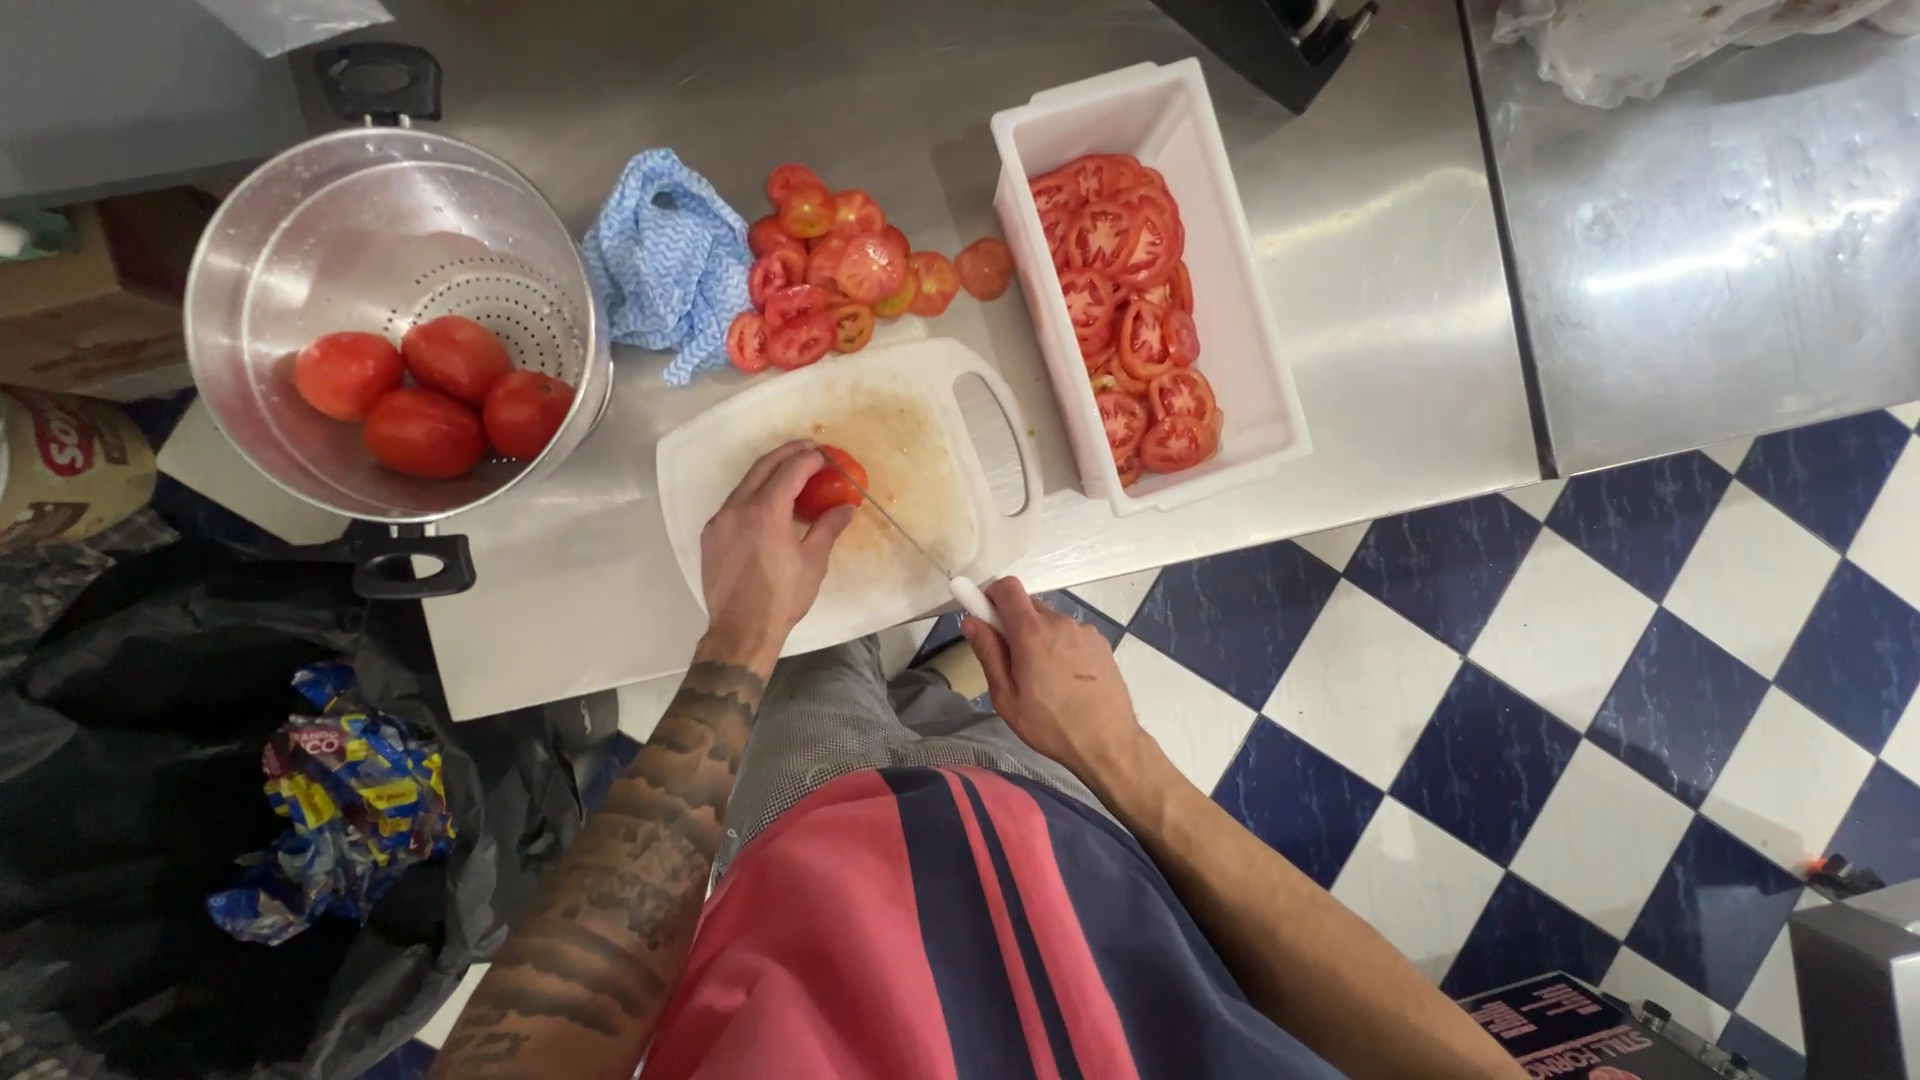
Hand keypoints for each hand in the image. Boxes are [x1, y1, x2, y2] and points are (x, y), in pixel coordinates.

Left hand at [699, 440, 853, 664]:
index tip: (825, 456)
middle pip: (763, 467)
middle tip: (808, 449)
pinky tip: (768, 504)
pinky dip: (753, 494)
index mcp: (765, 511)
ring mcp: (720, 521)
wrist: (740, 630)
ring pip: (745, 484)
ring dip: (769, 472)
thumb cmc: (782, 597)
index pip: (790, 471)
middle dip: (787, 453)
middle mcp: (737, 508)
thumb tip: (846, 507)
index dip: (810, 459)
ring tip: (790, 472)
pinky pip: (734, 504)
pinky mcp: (711, 535)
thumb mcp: (813, 562)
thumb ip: (828, 528)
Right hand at [962, 576, 1150, 782]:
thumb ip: (988, 653)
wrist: (1109, 743)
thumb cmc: (1050, 725)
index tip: (987, 618)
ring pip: (1051, 622)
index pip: (1008, 587)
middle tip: (1015, 662)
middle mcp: (1060, 622)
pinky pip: (1071, 634)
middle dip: (1015, 625)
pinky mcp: (1101, 642)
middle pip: (1029, 606)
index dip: (992, 595)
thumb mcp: (1007, 697)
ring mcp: (1084, 631)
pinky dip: (1062, 647)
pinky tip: (1068, 679)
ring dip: (1041, 638)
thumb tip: (971, 621)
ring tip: (1045, 678)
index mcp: (1032, 632)